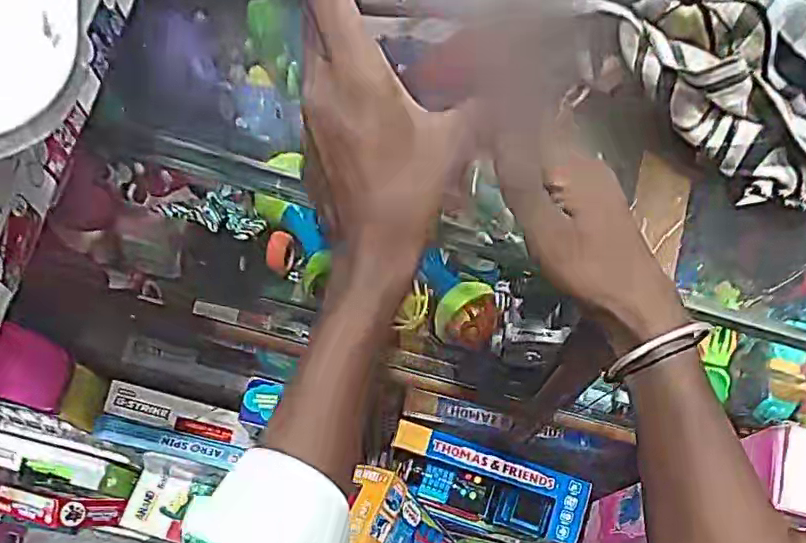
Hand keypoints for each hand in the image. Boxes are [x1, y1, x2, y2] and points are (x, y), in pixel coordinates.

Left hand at [300, 0, 477, 280]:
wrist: (372, 254)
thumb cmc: (408, 199)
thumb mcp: (450, 145)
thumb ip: (474, 104)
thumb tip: (498, 87)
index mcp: (354, 73)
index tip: (366, 3)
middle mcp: (320, 87)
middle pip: (315, 20)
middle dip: (342, 14)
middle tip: (375, 25)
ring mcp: (308, 118)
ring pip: (314, 60)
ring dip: (339, 54)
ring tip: (376, 70)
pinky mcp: (306, 145)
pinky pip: (316, 101)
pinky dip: (336, 94)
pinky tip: (365, 116)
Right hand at [492, 110, 688, 351]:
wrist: (634, 302)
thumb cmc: (588, 270)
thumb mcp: (546, 232)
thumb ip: (521, 184)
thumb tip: (497, 132)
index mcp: (573, 165)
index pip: (530, 124)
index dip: (501, 118)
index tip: (470, 116)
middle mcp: (587, 164)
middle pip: (541, 136)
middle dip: (509, 132)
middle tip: (471, 136)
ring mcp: (594, 184)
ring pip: (550, 157)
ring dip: (522, 154)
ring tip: (488, 156)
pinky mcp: (595, 204)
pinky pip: (558, 178)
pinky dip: (536, 177)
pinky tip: (521, 190)